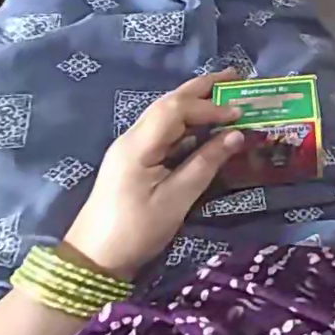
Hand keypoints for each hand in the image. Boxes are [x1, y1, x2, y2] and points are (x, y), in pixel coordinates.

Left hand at [63, 70, 245, 277]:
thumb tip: (236, 135)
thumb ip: (206, 163)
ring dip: (195, 102)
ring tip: (225, 94)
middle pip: (169, 102)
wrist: (94, 259)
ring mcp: (132, 148)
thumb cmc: (136, 230)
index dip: (209, 106)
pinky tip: (205, 126)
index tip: (240, 112)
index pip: (176, 109)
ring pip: (166, 115)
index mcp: (139, 144)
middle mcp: (133, 137)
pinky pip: (164, 132)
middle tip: (235, 76)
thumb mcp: (176, 199)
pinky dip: (188, 123)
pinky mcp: (135, 160)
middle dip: (202, 88)